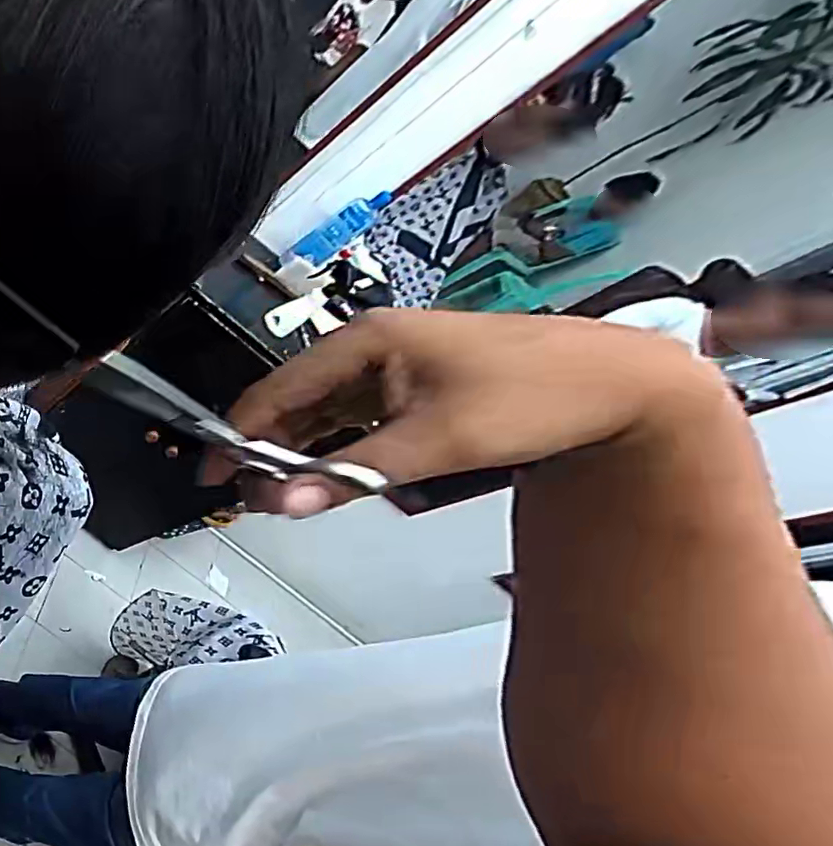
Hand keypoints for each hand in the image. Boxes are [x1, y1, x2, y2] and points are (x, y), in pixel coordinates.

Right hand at [198, 309, 732, 516]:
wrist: (629, 388)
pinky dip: (323, 449)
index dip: (237, 436)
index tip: (216, 475)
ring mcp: (382, 368)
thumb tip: (283, 503)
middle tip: (251, 495)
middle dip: (264, 450)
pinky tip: (317, 473)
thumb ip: (351, 475)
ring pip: (311, 414)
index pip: (273, 392)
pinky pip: (340, 421)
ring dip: (291, 453)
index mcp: (363, 341)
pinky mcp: (398, 389)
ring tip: (281, 492)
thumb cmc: (540, 396)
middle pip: (286, 403)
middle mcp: (364, 348)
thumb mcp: (436, 441)